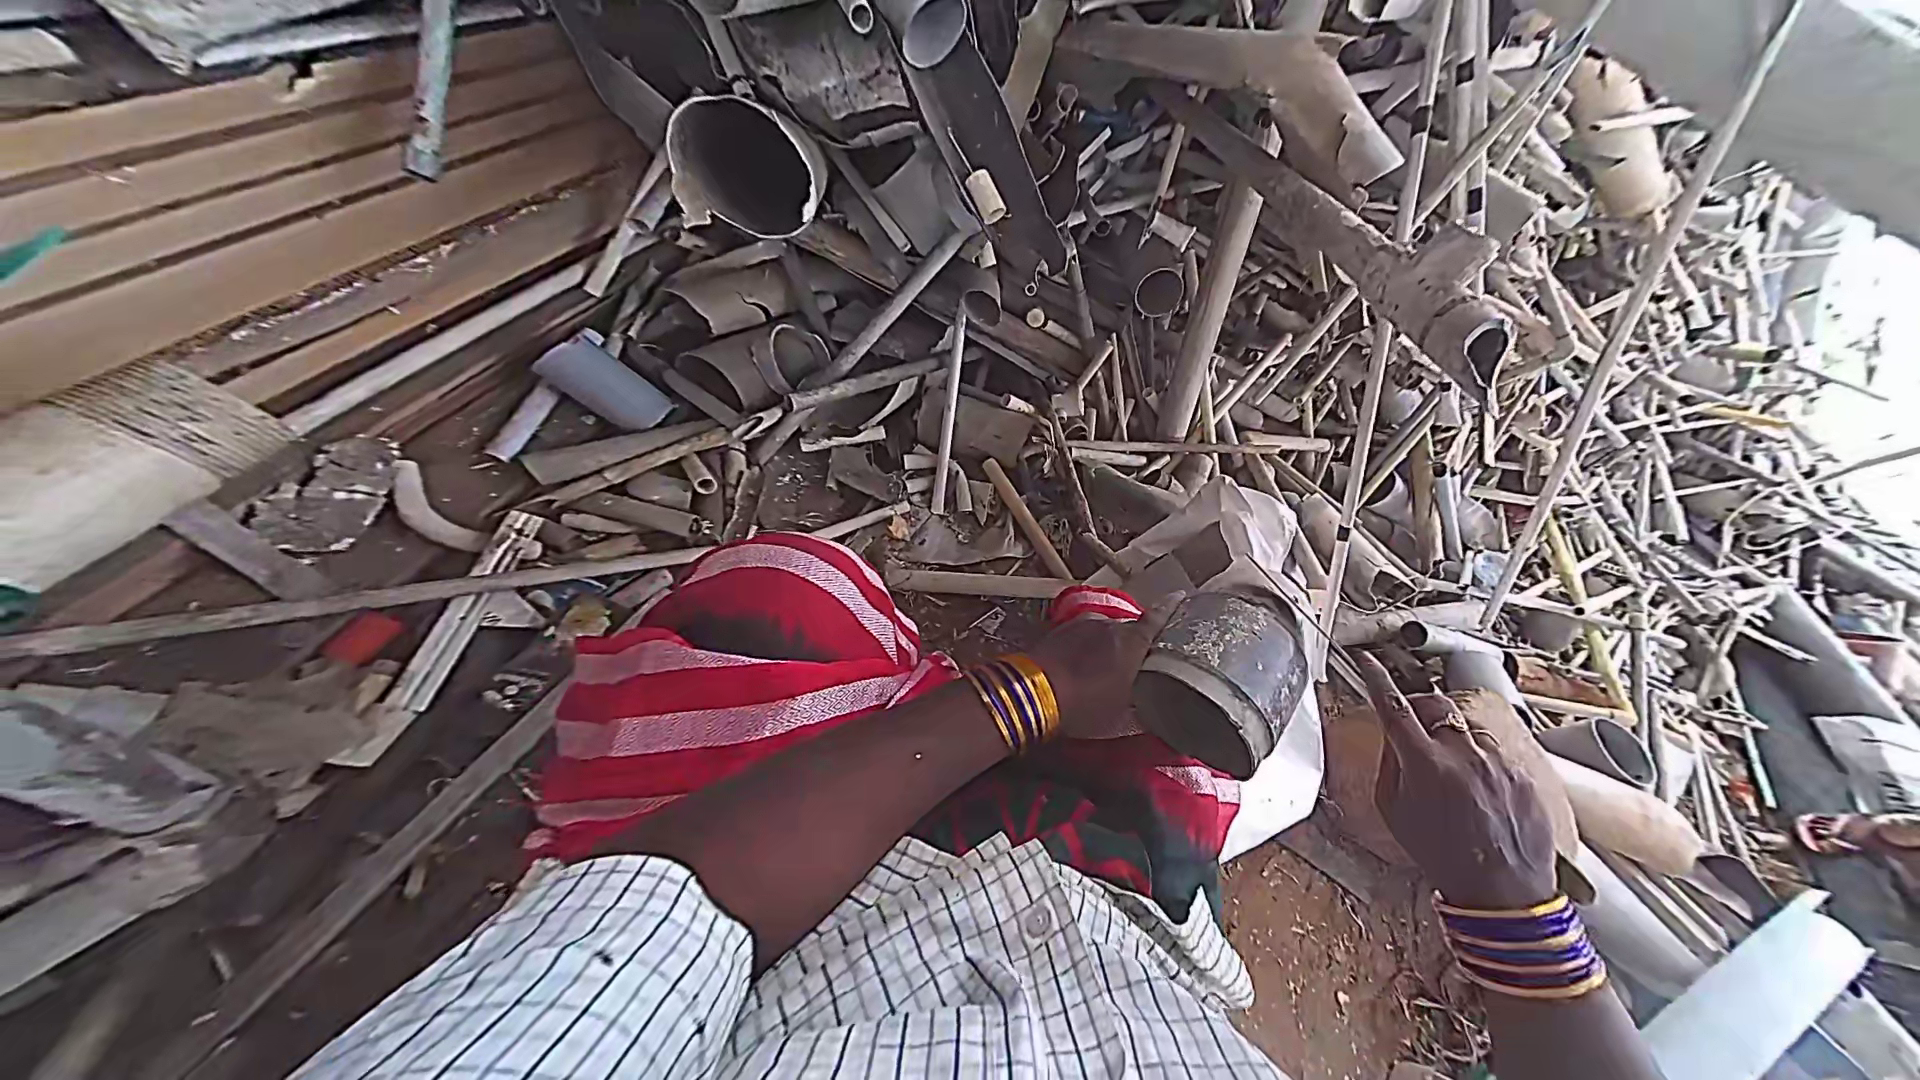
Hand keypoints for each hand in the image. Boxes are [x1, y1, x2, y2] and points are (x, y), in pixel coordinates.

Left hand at [1028, 593, 1180, 739]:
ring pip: (1103, 630)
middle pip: (1129, 628)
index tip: (1180, 597)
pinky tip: (1079, 662)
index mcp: (1131, 641)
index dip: (1170, 609)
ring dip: (1106, 643)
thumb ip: (1141, 703)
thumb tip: (1151, 707)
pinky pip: (1081, 634)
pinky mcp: (1058, 628)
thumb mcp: (1121, 716)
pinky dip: (1085, 644)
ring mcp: (1081, 622)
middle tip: (1134, 661)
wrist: (1032, 692)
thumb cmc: (1083, 706)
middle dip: (1133, 641)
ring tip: (1102, 666)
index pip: (1158, 619)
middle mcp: (1109, 624)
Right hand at [1357, 651, 1556, 908]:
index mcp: (1424, 763)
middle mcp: (1463, 755)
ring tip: (1449, 770)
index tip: (1366, 660)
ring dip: (1450, 736)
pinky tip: (1475, 788)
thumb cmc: (1441, 852)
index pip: (1394, 706)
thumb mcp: (1393, 807)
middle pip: (1435, 704)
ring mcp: (1498, 763)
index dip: (1376, 678)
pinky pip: (1492, 750)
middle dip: (1419, 709)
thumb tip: (1393, 734)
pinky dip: (1477, 759)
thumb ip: (1391, 762)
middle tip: (1414, 731)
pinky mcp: (1524, 774)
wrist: (1504, 890)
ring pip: (1464, 725)